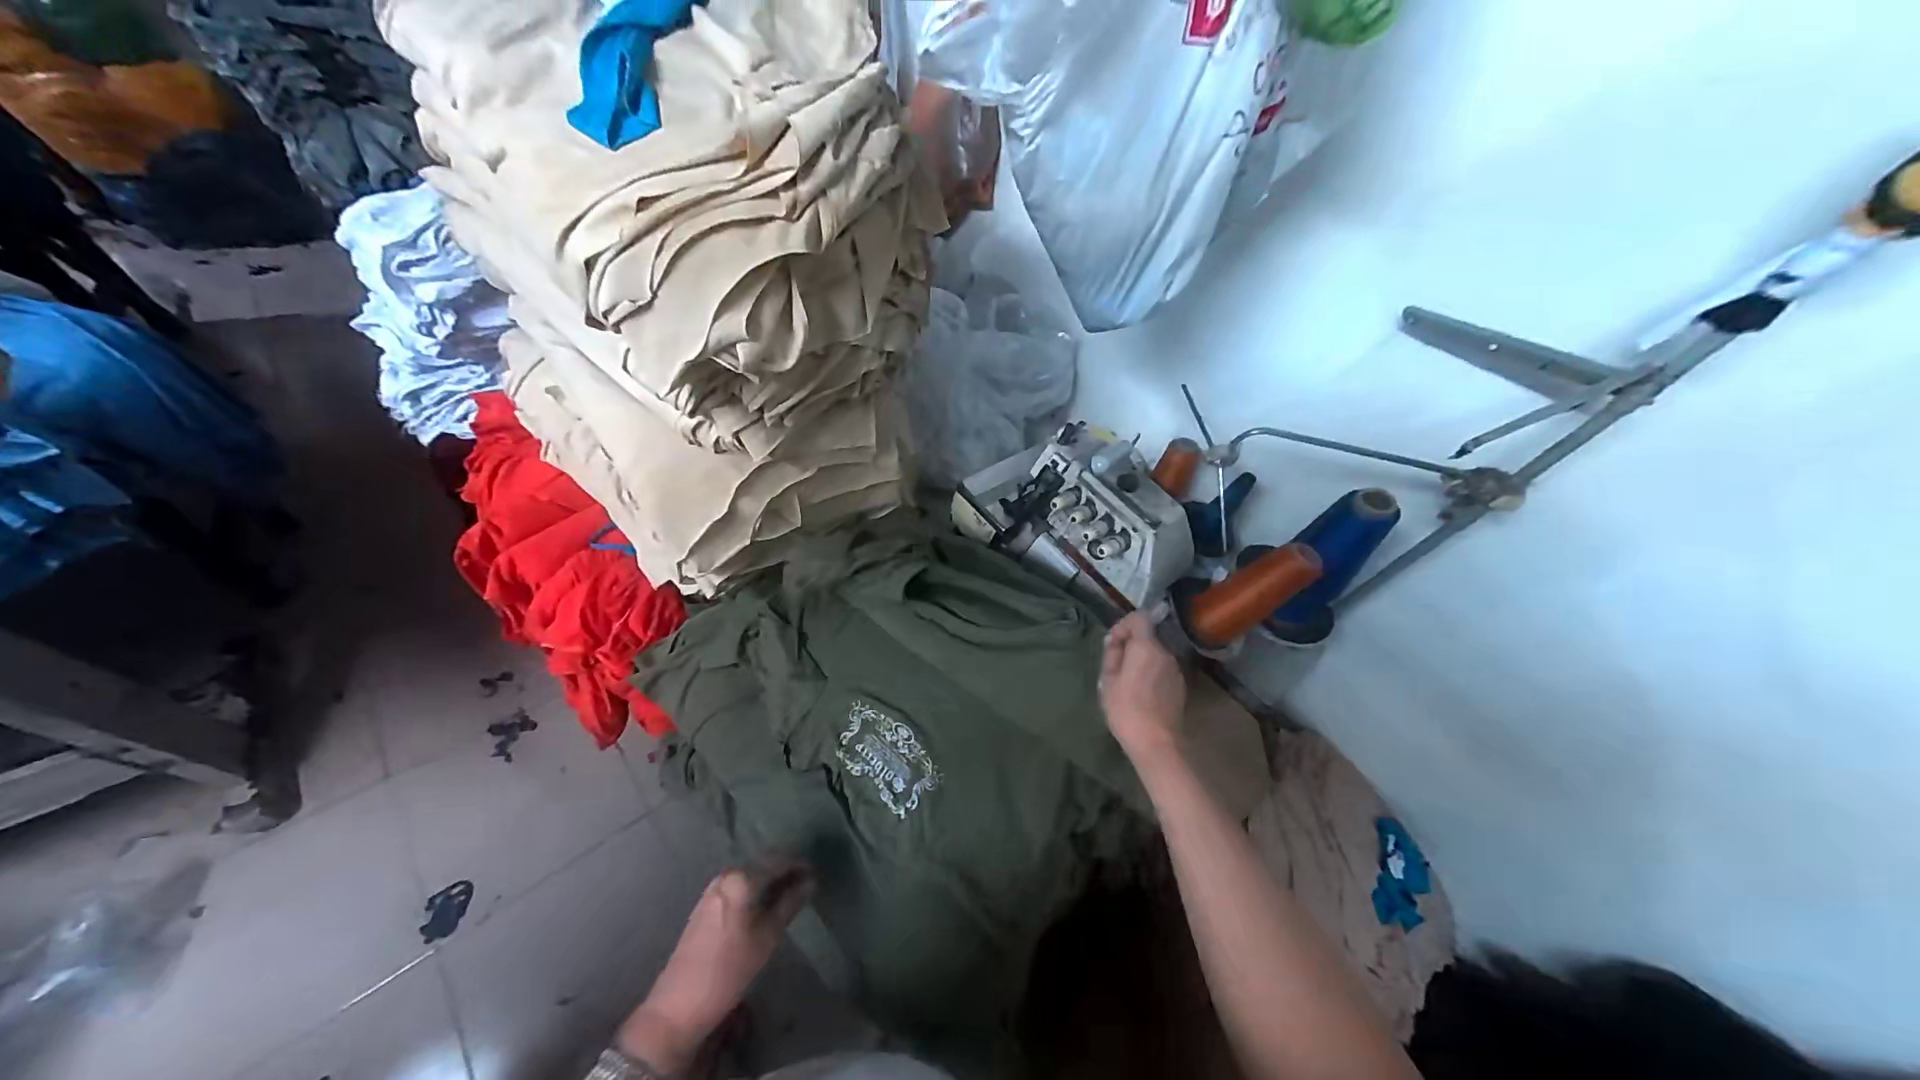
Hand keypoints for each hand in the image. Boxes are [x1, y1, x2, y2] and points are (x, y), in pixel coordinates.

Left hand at [616, 859, 813, 1074]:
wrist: (679, 1003)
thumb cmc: (729, 969)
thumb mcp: (768, 936)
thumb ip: (790, 903)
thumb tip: (810, 881)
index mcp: (741, 879)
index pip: (778, 860)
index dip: (800, 864)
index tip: (816, 873)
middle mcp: (725, 875)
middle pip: (763, 863)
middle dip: (785, 870)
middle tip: (807, 883)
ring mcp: (713, 888)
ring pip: (750, 874)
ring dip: (770, 879)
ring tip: (790, 894)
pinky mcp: (707, 903)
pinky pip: (738, 885)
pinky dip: (756, 888)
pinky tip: (766, 904)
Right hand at [1099, 611, 1187, 761]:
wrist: (1156, 741)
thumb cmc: (1126, 709)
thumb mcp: (1108, 680)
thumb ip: (1112, 654)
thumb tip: (1114, 641)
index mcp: (1146, 647)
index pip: (1140, 617)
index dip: (1124, 624)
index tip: (1113, 642)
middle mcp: (1166, 653)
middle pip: (1148, 637)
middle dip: (1131, 645)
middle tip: (1116, 665)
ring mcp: (1176, 670)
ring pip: (1156, 654)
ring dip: (1142, 660)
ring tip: (1128, 682)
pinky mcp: (1180, 686)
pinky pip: (1163, 669)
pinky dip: (1152, 673)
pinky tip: (1142, 693)